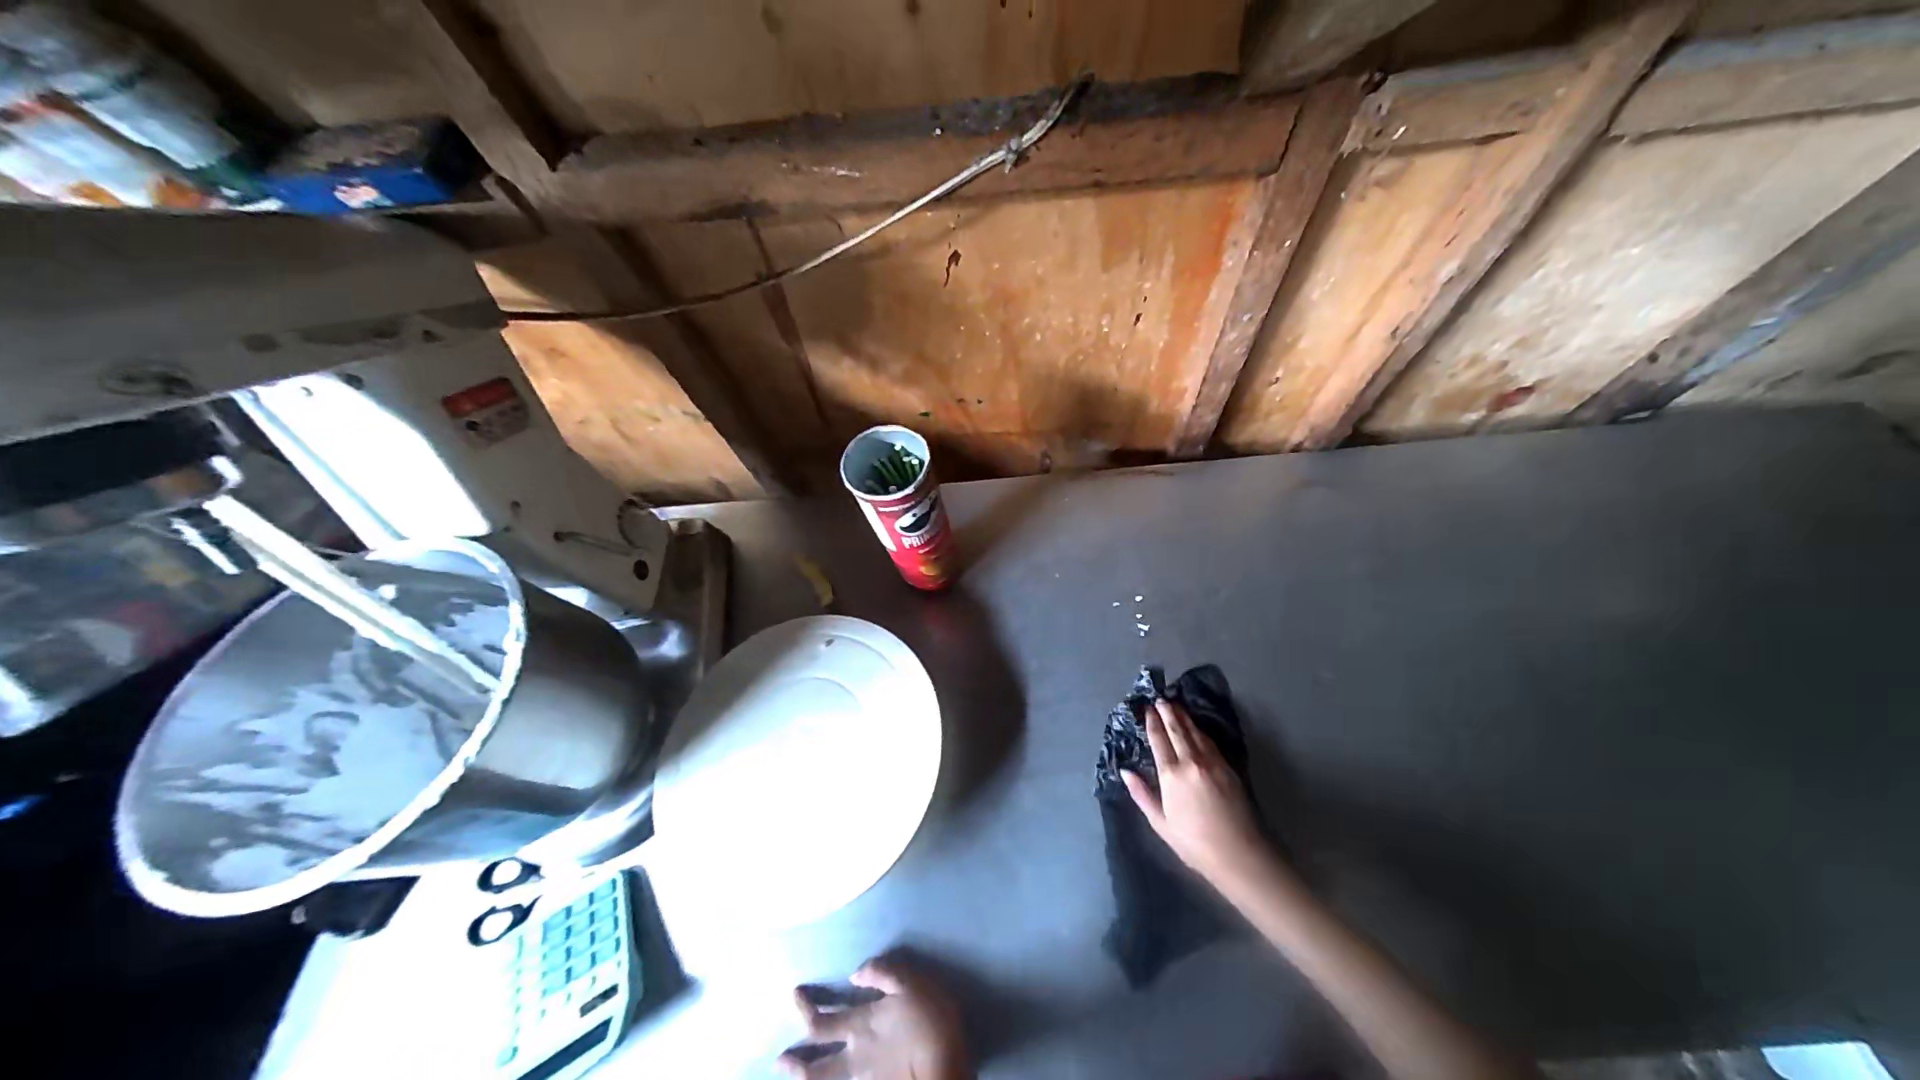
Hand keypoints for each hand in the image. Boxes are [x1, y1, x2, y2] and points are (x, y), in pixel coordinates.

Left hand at [780, 954, 970, 1079]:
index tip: (795, 995)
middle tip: (779, 1059)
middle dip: (795, 1063)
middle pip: (816, 1067)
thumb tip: (854, 975)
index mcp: (861, 1025)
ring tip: (797, 1077)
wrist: (946, 1068)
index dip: (804, 1009)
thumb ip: (881, 973)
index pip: (820, 1021)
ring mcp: (866, 1079)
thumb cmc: (930, 1020)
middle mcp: (856, 1056)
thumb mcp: (910, 983)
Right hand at [1123, 698, 1282, 896]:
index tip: (1148, 709)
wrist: (1239, 854)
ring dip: (1185, 717)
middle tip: (1161, 699)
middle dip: (1168, 713)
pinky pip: (1210, 742)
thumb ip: (1142, 794)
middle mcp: (1192, 762)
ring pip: (1196, 733)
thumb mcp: (1160, 823)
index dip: (1153, 723)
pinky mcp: (1229, 768)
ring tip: (1177, 706)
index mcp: (1171, 775)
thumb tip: (1125, 771)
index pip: (1159, 740)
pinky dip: (1200, 731)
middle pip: (1178, 730)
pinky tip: (1197, 728)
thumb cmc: (1194, 843)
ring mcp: (1213, 763)